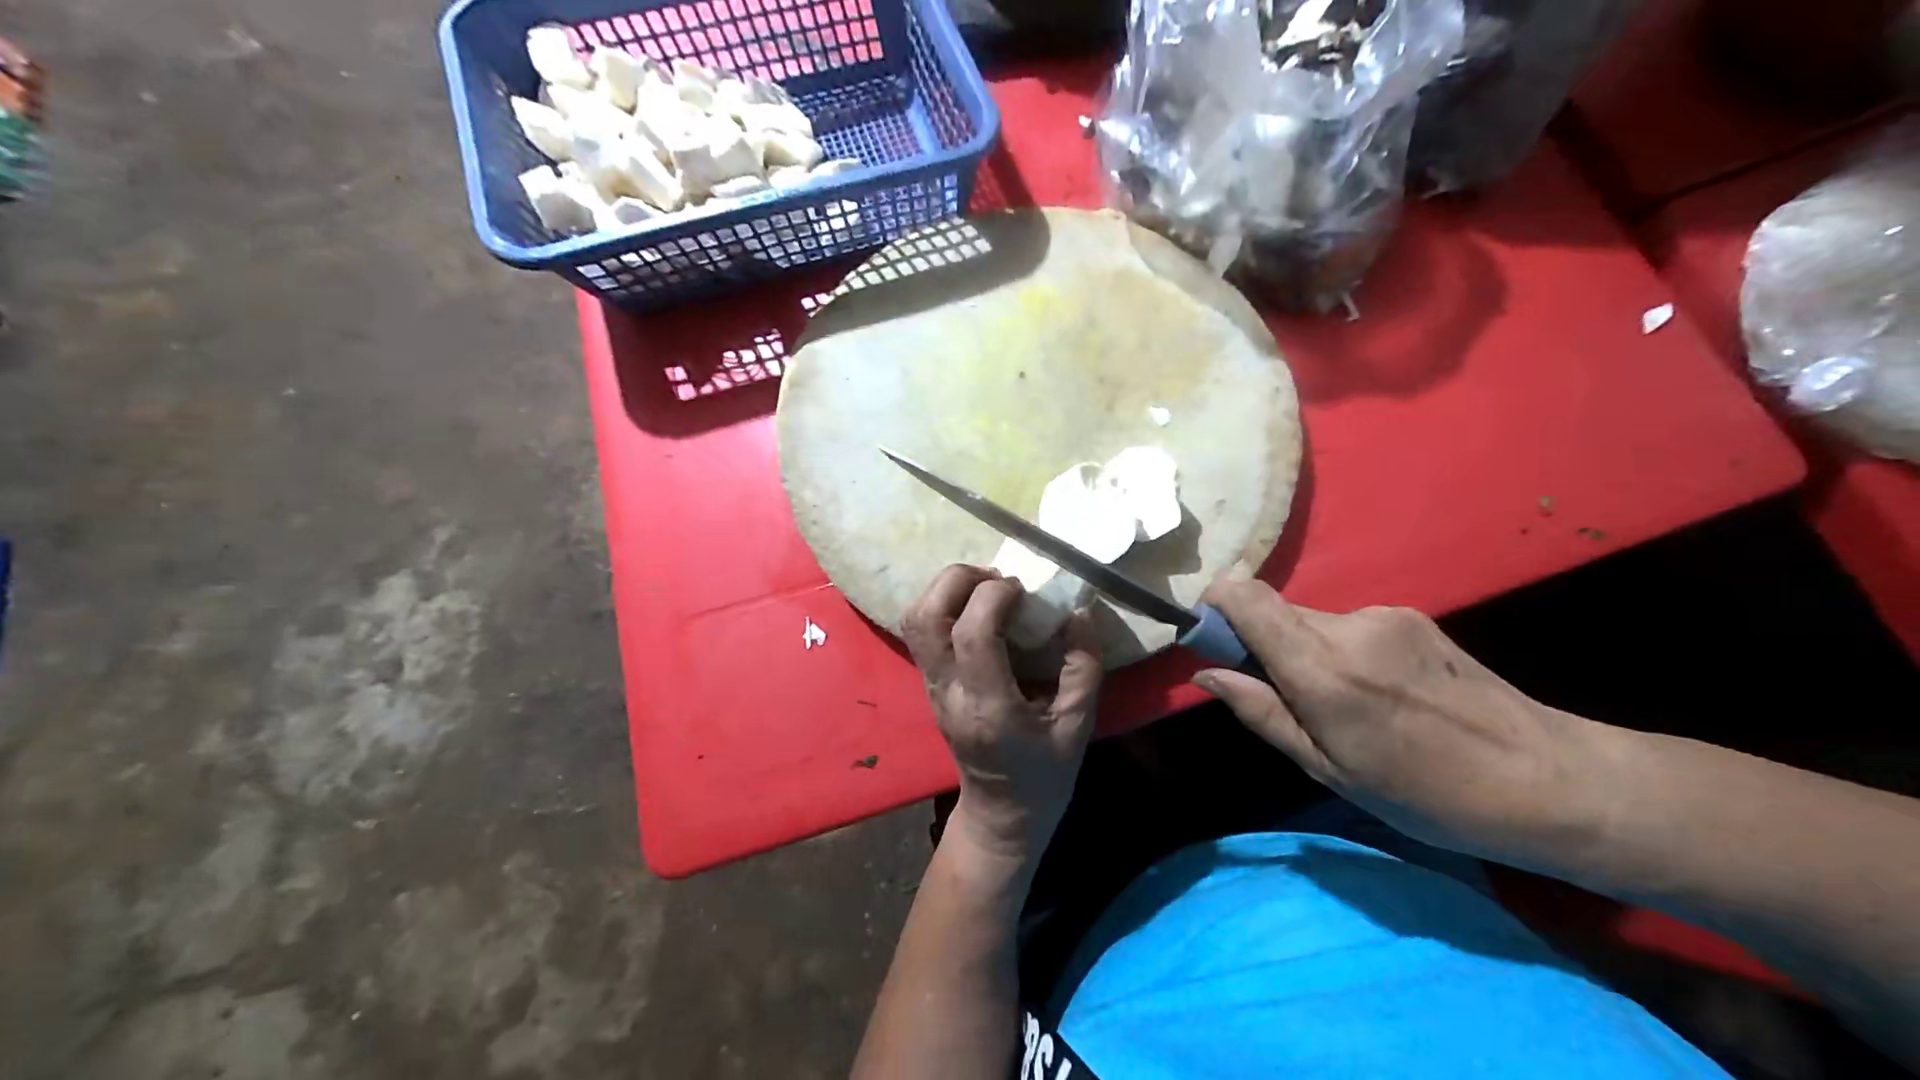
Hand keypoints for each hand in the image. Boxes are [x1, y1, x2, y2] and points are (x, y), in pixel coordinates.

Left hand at [903, 565, 1103, 863]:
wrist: (1001, 812)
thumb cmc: (1044, 774)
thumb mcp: (1079, 725)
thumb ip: (1083, 666)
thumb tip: (1078, 611)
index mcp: (989, 707)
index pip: (971, 634)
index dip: (994, 597)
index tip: (1024, 589)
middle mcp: (948, 691)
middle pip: (926, 617)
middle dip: (959, 580)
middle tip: (999, 580)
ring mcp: (930, 687)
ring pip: (914, 619)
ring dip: (945, 589)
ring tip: (986, 588)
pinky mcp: (927, 683)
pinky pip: (920, 631)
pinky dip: (942, 605)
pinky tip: (976, 608)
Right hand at [1196, 580, 1613, 868]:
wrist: (1547, 780)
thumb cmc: (1424, 793)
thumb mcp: (1327, 768)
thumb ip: (1260, 712)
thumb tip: (1206, 675)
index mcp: (1322, 668)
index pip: (1245, 597)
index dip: (1215, 606)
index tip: (1211, 641)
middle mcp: (1349, 626)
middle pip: (1274, 610)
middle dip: (1260, 641)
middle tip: (1281, 694)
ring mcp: (1384, 616)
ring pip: (1311, 619)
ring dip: (1304, 650)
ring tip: (1342, 703)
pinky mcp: (1410, 616)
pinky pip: (1347, 624)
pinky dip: (1338, 649)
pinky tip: (1377, 692)